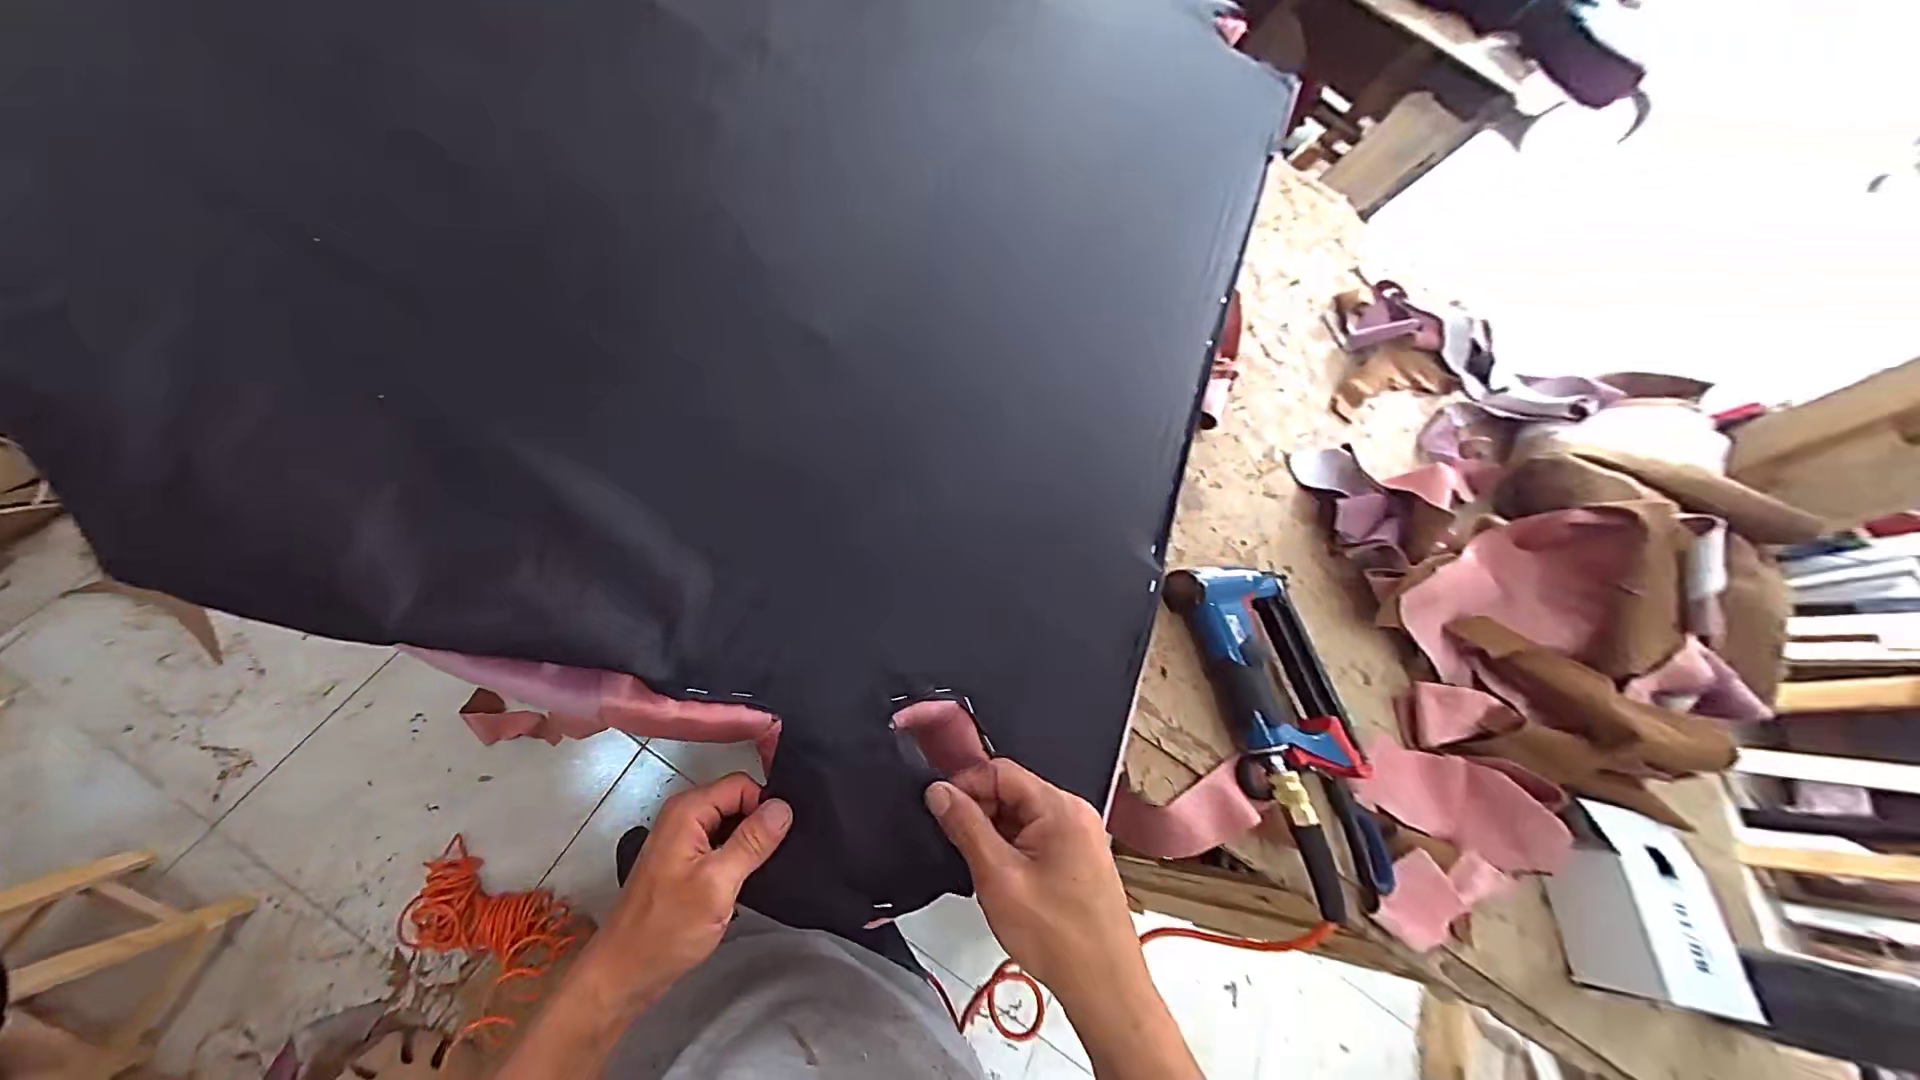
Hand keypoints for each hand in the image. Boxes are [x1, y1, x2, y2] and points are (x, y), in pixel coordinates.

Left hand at [596, 772, 792, 997]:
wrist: (624, 977)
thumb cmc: (663, 931)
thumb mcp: (717, 883)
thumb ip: (753, 841)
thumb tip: (782, 808)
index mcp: (687, 811)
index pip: (743, 784)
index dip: (765, 806)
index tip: (778, 836)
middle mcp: (684, 816)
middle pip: (738, 800)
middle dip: (759, 823)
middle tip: (772, 855)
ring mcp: (684, 839)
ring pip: (734, 822)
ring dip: (750, 842)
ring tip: (760, 869)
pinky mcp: (688, 860)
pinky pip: (724, 842)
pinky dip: (739, 856)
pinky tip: (745, 879)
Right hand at [923, 759, 1144, 1001]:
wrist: (1105, 989)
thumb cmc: (1060, 939)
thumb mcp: (998, 877)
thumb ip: (966, 827)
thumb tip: (940, 792)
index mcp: (1060, 808)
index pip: (1001, 770)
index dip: (966, 784)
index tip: (941, 807)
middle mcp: (1075, 812)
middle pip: (1012, 790)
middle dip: (980, 811)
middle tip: (958, 843)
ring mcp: (1080, 834)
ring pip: (1022, 814)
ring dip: (995, 832)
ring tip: (984, 868)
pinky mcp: (1079, 855)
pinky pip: (1037, 834)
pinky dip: (1013, 847)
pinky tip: (1004, 876)